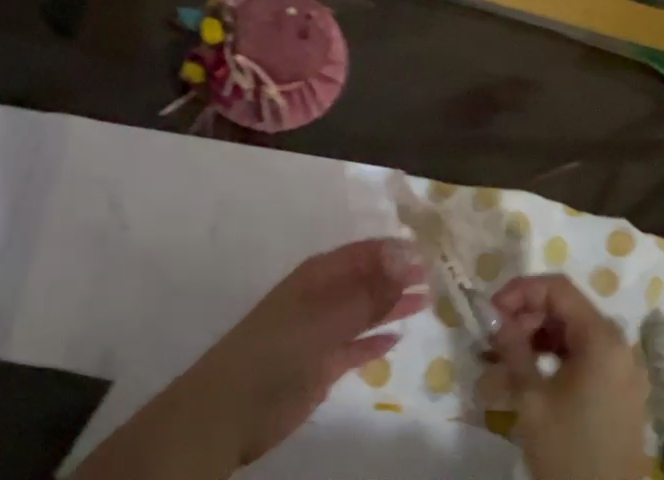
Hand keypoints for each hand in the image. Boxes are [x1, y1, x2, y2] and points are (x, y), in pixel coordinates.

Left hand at [72, 238, 427, 479]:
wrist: (227, 413)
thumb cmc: (272, 355)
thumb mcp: (323, 322)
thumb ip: (365, 296)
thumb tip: (407, 258)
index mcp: (314, 278)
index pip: (360, 253)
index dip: (392, 250)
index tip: (429, 250)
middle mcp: (318, 299)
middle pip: (364, 280)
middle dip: (396, 275)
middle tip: (436, 275)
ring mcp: (318, 333)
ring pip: (362, 312)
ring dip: (390, 306)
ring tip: (426, 301)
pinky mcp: (318, 366)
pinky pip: (353, 346)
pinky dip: (373, 341)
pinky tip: (396, 339)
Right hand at [482, 275, 649, 479]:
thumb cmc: (568, 450)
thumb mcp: (531, 398)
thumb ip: (512, 347)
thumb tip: (494, 316)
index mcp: (602, 339)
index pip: (557, 288)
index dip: (519, 290)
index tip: (490, 312)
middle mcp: (620, 345)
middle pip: (566, 308)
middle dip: (526, 316)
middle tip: (493, 338)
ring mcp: (624, 369)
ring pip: (574, 332)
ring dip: (537, 336)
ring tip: (504, 358)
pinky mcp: (622, 391)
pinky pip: (586, 356)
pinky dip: (555, 357)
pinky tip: (529, 376)